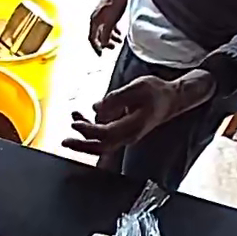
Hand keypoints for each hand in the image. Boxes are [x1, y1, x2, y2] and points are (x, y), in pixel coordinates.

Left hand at [61, 70, 215, 155]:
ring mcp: (124, 136)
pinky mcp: (121, 132)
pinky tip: (82, 116)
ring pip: (100, 142)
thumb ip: (116, 98)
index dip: (88, 131)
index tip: (74, 123)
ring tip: (73, 117)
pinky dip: (91, 128)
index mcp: (131, 127)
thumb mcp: (137, 87)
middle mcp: (127, 136)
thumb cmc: (157, 92)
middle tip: (65, 141)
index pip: (105, 134)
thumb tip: (96, 108)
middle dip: (81, 146)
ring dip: (84, 134)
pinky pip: (103, 135)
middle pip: (100, 148)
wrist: (172, 100)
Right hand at [88, 0, 131, 54]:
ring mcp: (104, 13)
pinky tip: (120, 33)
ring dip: (111, 38)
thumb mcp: (112, 16)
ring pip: (104, 30)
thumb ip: (106, 31)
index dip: (96, 47)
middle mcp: (97, 17)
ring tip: (118, 41)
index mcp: (95, 18)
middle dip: (105, 43)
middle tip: (112, 48)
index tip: (101, 54)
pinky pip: (109, 25)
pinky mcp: (110, 10)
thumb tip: (103, 44)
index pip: (92, 37)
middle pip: (98, 35)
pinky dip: (114, 31)